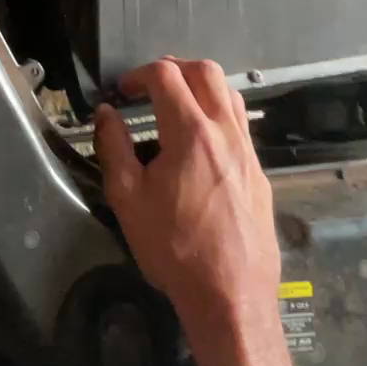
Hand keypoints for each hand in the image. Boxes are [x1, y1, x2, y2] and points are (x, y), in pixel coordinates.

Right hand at [95, 59, 293, 365]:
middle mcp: (225, 133)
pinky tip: (199, 142)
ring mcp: (248, 153)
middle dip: (173, 67)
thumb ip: (113, 146)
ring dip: (200, 86)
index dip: (138, 74)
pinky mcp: (260, 174)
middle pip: (205, 71)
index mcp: (190, 134)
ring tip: (176, 104)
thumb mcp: (127, 197)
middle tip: (148, 85)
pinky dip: (217, 114)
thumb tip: (106, 114)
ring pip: (230, 94)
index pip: (166, 75)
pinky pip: (241, 124)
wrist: (230, 298)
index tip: (123, 92)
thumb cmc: (174, 247)